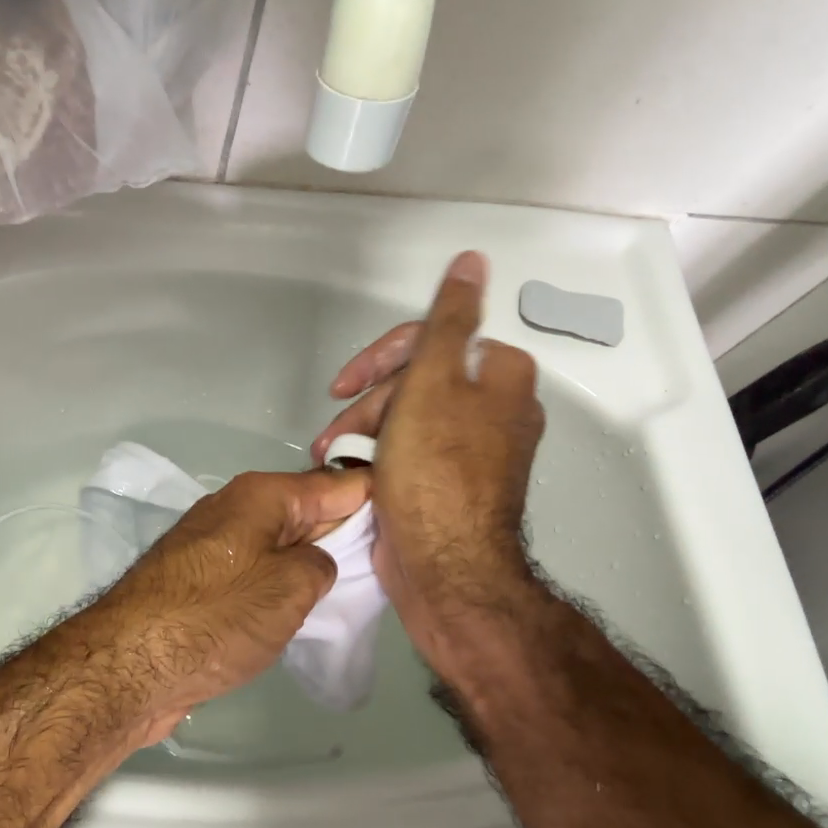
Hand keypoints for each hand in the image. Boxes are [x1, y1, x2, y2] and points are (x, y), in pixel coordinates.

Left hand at [80, 469, 368, 744]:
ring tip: (355, 595)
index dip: (375, 497)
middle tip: (392, 566)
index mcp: (261, 495)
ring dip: (310, 568)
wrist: (129, 664)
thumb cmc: (216, 616)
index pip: (335, 483)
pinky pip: (254, 576)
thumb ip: (321, 562)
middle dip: (345, 536)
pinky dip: (279, 591)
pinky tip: (302, 614)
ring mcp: (213, 549)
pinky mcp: (198, 585)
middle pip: (307, 514)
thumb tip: (315, 561)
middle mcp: (234, 511)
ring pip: (280, 548)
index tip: (412, 519)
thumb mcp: (290, 586)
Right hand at [315, 251, 544, 654]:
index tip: (343, 385)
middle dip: (367, 404)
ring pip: (406, 419)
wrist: (444, 566)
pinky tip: (350, 473)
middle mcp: (493, 408)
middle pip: (416, 382)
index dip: (380, 358)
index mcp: (499, 377)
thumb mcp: (433, 385)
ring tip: (329, 459)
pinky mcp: (448, 484)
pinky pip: (408, 453)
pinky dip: (377, 457)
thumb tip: (471, 261)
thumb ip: (448, 321)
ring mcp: (471, 451)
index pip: (433, 340)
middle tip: (335, 432)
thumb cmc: (435, 472)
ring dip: (362, 433)